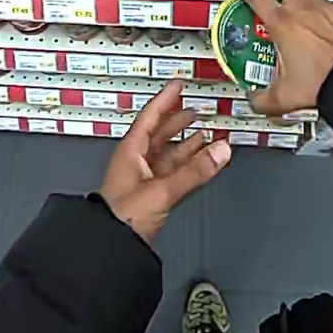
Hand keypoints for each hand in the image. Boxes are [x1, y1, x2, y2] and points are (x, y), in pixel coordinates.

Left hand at [100, 81, 231, 242]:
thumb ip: (194, 172)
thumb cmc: (126, 215)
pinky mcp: (153, 195)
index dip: (165, 99)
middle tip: (197, 108)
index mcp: (132, 150)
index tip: (179, 84)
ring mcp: (145, 177)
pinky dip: (189, 164)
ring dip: (188, 143)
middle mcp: (138, 159)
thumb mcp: (162, 191)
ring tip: (208, 132)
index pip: (151, 116)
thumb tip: (223, 149)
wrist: (109, 249)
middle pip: (160, 132)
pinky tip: (203, 159)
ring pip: (170, 153)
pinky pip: (174, 171)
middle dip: (179, 120)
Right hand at [228, 0, 332, 116]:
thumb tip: (255, 100)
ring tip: (298, 10)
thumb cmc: (324, 80)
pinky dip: (322, 11)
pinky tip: (322, 27)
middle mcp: (302, 9)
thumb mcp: (285, 96)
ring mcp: (324, 8)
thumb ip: (263, 99)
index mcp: (282, 22)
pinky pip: (328, 5)